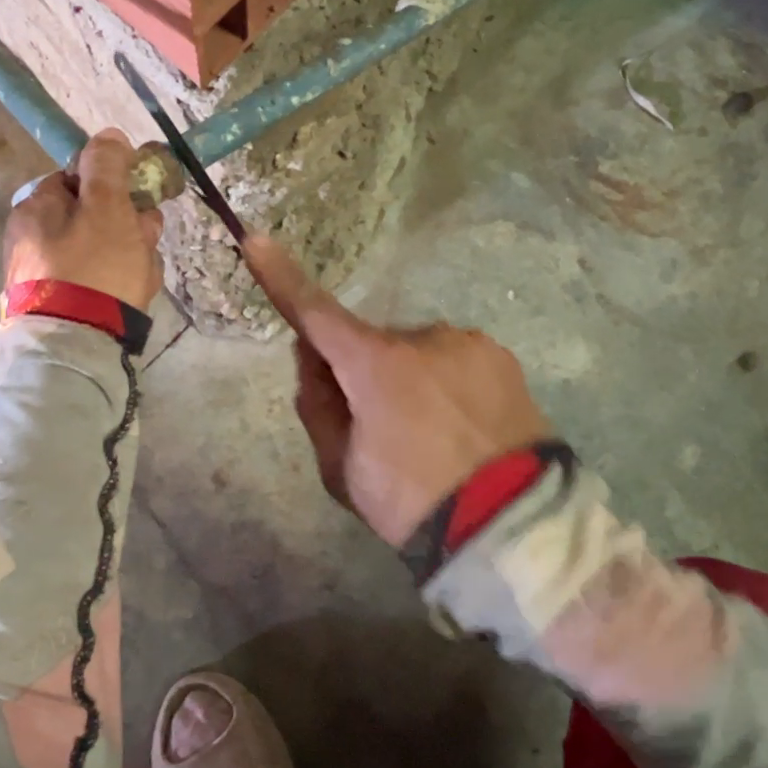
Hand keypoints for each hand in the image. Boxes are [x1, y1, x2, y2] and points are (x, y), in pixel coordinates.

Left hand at [5, 129, 164, 310]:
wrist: (74, 347)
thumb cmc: (93, 267)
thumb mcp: (106, 207)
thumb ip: (107, 167)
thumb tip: (108, 135)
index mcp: (35, 209)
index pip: (80, 180)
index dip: (116, 187)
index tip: (140, 203)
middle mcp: (30, 239)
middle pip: (94, 219)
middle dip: (129, 229)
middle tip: (145, 244)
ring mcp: (41, 276)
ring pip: (101, 253)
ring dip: (131, 259)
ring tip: (141, 279)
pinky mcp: (56, 307)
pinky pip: (95, 284)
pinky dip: (117, 286)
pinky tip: (131, 298)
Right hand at [242, 235, 551, 546]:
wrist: (512, 527)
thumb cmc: (413, 502)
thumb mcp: (342, 468)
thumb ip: (317, 404)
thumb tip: (312, 356)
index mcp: (375, 364)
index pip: (315, 313)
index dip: (281, 277)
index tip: (255, 239)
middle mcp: (422, 337)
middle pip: (370, 346)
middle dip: (361, 373)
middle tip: (378, 432)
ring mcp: (468, 344)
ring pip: (415, 353)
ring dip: (408, 379)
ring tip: (431, 439)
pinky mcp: (502, 359)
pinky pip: (454, 362)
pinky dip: (446, 384)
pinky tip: (462, 428)